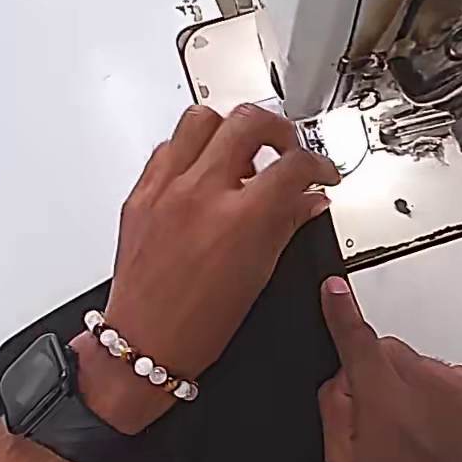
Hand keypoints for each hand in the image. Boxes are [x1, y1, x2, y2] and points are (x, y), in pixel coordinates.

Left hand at [78, 104, 340, 433]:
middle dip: (280, 129)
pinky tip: (202, 170)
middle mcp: (200, 194)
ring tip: (241, 152)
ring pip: (200, 118)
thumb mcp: (258, 275)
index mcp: (239, 219)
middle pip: (248, 121)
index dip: (319, 165)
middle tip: (286, 148)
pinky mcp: (139, 195)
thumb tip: (308, 201)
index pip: (293, 166)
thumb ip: (287, 226)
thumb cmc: (198, 325)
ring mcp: (165, 190)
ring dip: (230, 128)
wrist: (145, 342)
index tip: (321, 173)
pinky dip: (191, 149)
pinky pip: (166, 147)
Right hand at [317, 275, 461, 461]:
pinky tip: (454, 437)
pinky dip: (453, 400)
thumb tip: (341, 371)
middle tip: (390, 425)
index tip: (334, 289)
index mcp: (388, 411)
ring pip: (428, 366)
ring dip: (421, 390)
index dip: (342, 312)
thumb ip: (335, 410)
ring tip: (428, 438)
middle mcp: (434, 394)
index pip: (360, 343)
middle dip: (384, 377)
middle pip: (394, 352)